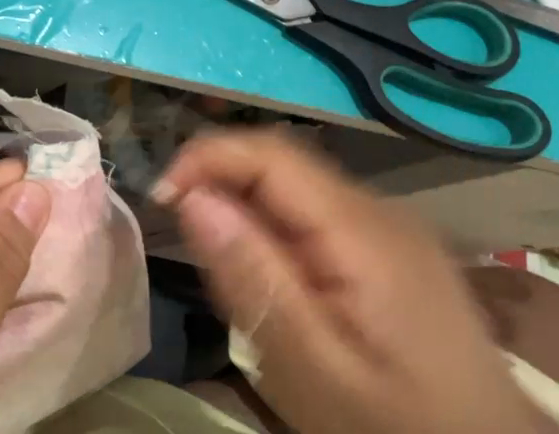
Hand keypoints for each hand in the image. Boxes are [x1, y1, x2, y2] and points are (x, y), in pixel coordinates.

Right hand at [162, 131, 558, 433]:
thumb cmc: (396, 428)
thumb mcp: (312, 369)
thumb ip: (253, 279)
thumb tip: (192, 197)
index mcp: (364, 232)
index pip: (268, 151)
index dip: (203, 159)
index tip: (161, 202)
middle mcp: (382, 212)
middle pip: (280, 164)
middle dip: (219, 187)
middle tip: (192, 250)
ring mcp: (394, 231)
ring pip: (294, 188)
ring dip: (244, 210)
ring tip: (229, 274)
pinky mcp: (395, 252)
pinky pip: (316, 214)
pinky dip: (274, 230)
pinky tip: (275, 284)